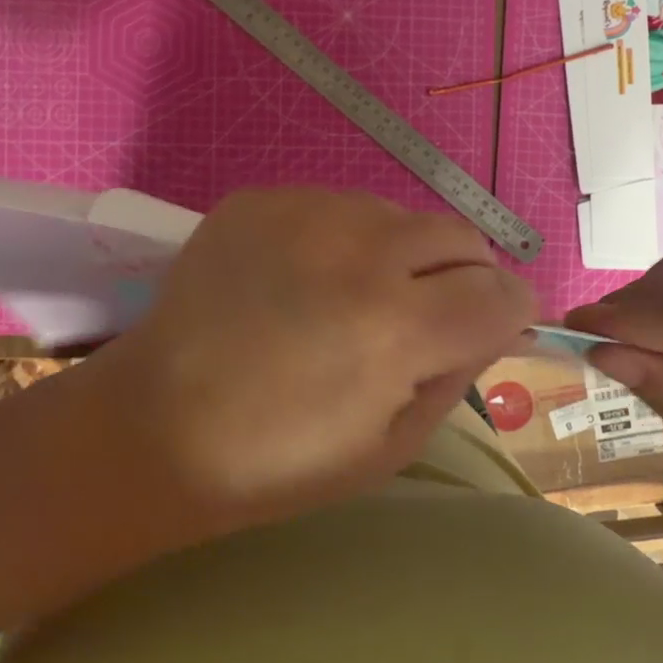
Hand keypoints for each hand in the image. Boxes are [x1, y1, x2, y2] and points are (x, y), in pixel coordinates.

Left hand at [100, 189, 535, 527]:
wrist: (156, 424)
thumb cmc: (275, 462)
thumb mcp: (390, 446)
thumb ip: (456, 374)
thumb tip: (492, 324)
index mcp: (399, 326)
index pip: (505, 291)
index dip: (504, 317)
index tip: (480, 334)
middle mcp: (360, 251)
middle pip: (461, 236)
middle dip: (461, 277)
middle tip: (422, 315)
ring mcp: (303, 214)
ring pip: (395, 214)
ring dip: (397, 253)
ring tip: (350, 297)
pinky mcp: (258, 200)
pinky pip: (332, 204)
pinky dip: (337, 238)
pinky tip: (298, 279)